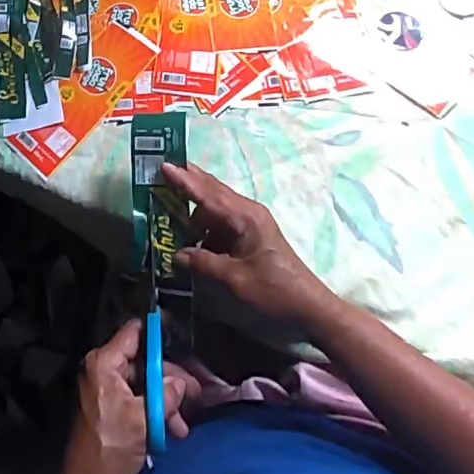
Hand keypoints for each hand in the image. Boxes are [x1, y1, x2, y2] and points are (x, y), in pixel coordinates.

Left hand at [57, 319, 192, 473]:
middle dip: (170, 379)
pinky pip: (138, 399)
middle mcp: (103, 370)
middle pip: (144, 360)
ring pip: (145, 383)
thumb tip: (180, 383)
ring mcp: (107, 389)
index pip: (134, 332)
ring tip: (182, 423)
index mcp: (104, 364)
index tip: (180, 334)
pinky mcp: (112, 407)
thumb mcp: (141, 421)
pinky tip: (171, 429)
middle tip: (194, 393)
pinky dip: (155, 411)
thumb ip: (164, 396)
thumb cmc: (108, 451)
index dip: (157, 331)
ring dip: (166, 401)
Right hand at [167, 162, 338, 330]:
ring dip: (194, 209)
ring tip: (169, 207)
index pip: (208, 194)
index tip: (164, 165)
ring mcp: (251, 223)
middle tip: (163, 172)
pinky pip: (222, 222)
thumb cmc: (274, 292)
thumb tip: (177, 255)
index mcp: (245, 218)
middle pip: (213, 191)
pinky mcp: (251, 236)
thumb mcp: (235, 280)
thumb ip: (204, 263)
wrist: (310, 308)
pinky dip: (205, 225)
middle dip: (189, 182)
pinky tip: (191, 235)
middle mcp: (248, 213)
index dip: (184, 181)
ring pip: (216, 207)